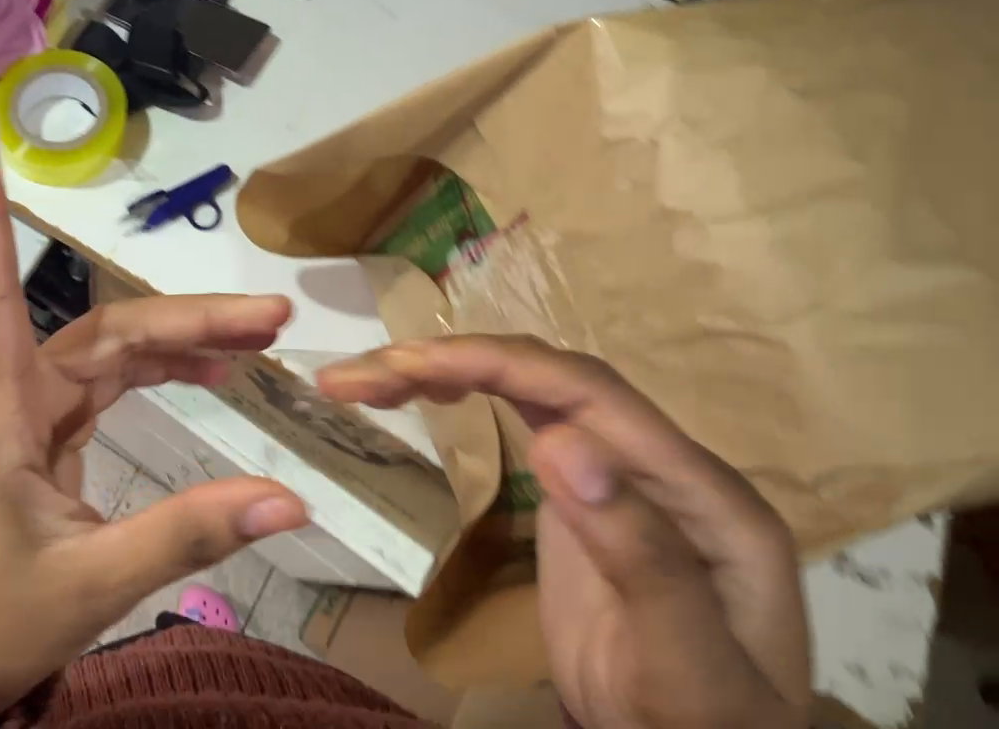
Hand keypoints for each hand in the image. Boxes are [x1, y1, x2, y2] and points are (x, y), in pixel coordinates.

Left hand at [0, 130, 310, 719]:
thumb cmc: (10, 615)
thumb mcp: (97, 582)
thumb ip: (186, 536)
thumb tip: (288, 500)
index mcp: (5, 417)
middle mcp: (20, 396)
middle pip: (102, 327)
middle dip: (182, 316)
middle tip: (271, 315)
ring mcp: (41, 409)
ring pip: (114, 346)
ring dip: (182, 336)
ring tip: (260, 335)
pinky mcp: (60, 427)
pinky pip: (116, 376)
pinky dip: (164, 365)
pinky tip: (215, 367)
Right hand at [318, 336, 810, 728]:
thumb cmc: (692, 720)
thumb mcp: (682, 664)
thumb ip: (641, 556)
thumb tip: (558, 441)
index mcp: (700, 490)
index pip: (587, 392)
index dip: (493, 364)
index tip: (405, 364)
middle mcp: (658, 460)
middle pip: (546, 377)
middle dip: (449, 360)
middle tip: (354, 377)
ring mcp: (617, 467)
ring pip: (526, 387)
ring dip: (444, 371)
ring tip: (364, 381)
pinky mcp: (579, 481)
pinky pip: (519, 412)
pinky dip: (462, 392)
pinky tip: (418, 392)